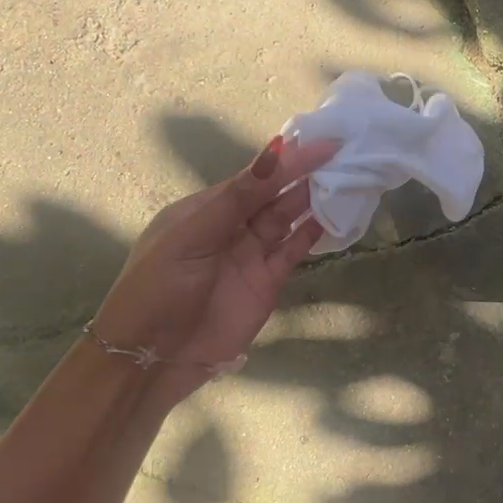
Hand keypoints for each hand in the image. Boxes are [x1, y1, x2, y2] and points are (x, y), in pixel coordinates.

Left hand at [90, 136, 335, 393]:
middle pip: (276, 193)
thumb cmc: (159, 289)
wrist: (152, 358)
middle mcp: (231, 226)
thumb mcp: (193, 236)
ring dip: (316, 199)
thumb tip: (276, 150)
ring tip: (350, 179)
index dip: (289, 159)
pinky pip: (296, 250)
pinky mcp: (269, 281)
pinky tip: (338, 216)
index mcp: (205, 209)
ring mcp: (252, 254)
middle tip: (348, 155)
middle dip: (308, 174)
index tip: (326, 143)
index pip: (255, 176)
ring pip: (290, 218)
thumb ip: (239, 196)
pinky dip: (316, 233)